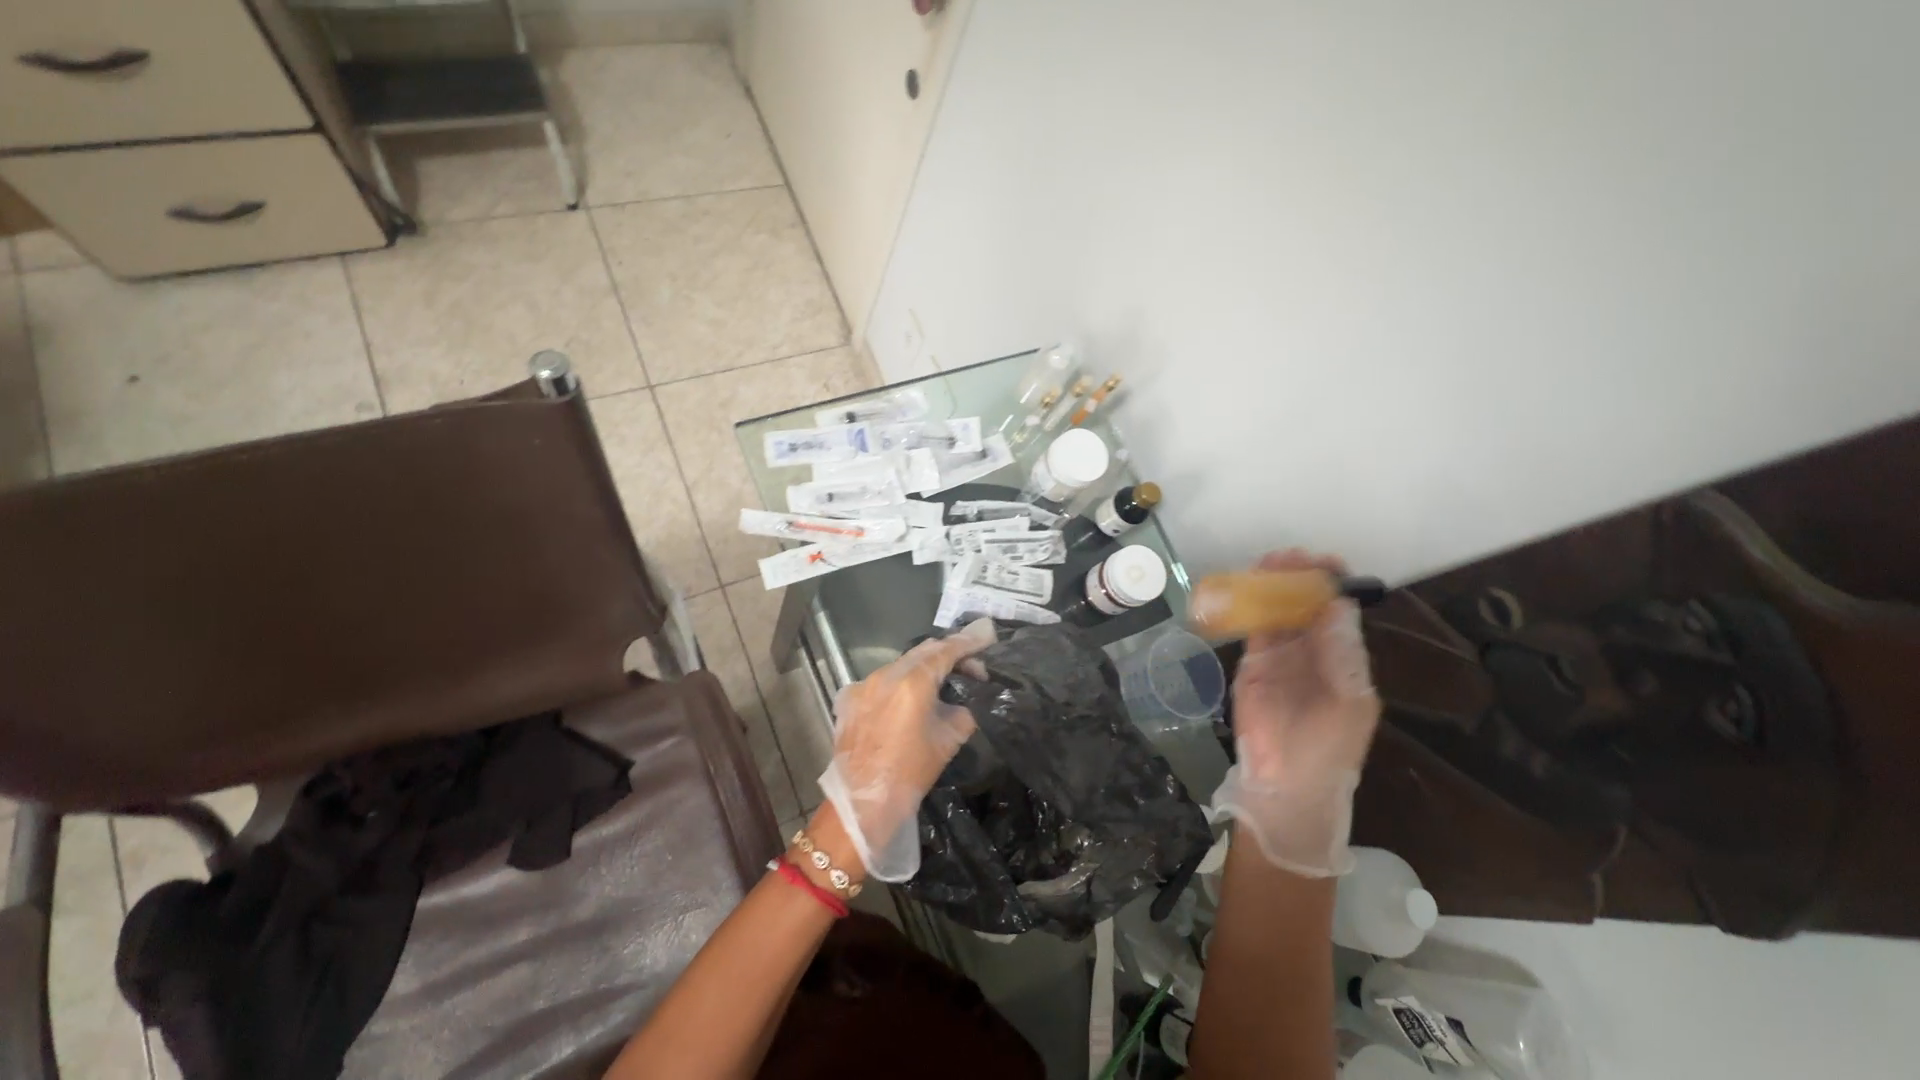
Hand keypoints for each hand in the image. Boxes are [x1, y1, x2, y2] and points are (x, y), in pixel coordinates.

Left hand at [817, 618, 995, 881]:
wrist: (862, 803)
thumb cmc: (910, 774)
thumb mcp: (948, 742)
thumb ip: (962, 712)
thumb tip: (965, 701)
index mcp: (913, 683)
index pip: (946, 651)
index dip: (968, 642)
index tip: (987, 635)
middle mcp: (885, 675)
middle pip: (922, 652)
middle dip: (949, 654)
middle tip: (972, 667)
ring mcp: (864, 685)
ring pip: (901, 665)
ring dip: (923, 669)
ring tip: (943, 684)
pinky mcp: (850, 699)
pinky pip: (881, 681)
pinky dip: (900, 684)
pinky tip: (910, 700)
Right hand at [1212, 551, 1380, 875]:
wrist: (1288, 785)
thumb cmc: (1328, 749)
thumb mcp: (1348, 702)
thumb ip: (1341, 653)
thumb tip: (1337, 605)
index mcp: (1344, 661)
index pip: (1338, 613)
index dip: (1333, 586)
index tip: (1327, 562)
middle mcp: (1313, 654)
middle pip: (1306, 606)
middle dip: (1300, 579)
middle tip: (1290, 556)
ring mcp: (1280, 659)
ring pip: (1278, 612)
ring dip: (1274, 587)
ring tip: (1268, 561)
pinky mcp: (1252, 666)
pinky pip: (1253, 630)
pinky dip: (1250, 608)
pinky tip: (1247, 587)